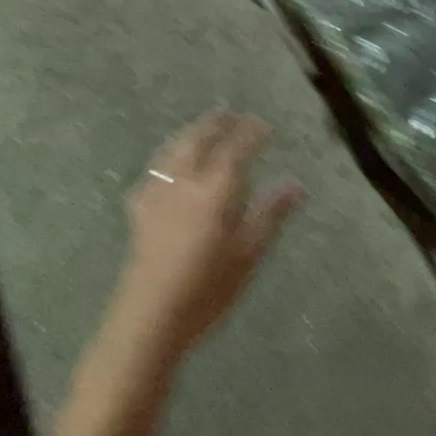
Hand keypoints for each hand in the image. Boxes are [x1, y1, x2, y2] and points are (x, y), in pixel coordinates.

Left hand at [113, 112, 302, 351]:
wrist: (147, 322)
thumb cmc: (206, 290)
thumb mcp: (248, 254)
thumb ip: (270, 215)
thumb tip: (296, 184)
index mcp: (215, 192)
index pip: (236, 150)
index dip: (251, 133)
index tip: (265, 125)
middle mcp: (184, 186)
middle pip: (198, 142)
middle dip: (215, 125)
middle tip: (230, 113)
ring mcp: (157, 200)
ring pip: (171, 154)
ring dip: (188, 135)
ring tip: (200, 129)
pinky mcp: (139, 217)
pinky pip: (152, 177)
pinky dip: (164, 164)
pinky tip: (164, 172)